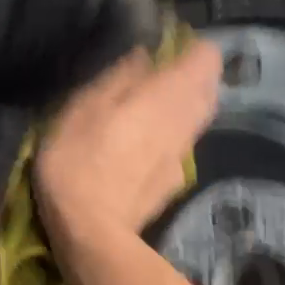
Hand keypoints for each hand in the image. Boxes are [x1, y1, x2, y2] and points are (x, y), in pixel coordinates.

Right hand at [35, 42, 222, 256]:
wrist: (91, 235)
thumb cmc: (77, 167)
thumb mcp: (80, 110)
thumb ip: (117, 78)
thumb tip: (143, 57)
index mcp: (166, 97)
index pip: (206, 57)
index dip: (188, 49)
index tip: (161, 53)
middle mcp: (184, 123)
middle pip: (207, 89)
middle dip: (188, 79)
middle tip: (154, 82)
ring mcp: (182, 158)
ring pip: (196, 121)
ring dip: (180, 111)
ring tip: (146, 115)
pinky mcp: (172, 185)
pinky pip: (180, 150)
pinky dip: (169, 142)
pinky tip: (141, 154)